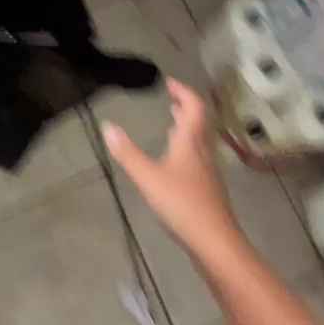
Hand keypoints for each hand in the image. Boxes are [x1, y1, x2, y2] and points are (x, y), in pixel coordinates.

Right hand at [101, 80, 244, 258]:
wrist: (216, 241)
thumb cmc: (182, 204)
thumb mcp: (149, 178)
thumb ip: (128, 153)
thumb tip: (108, 126)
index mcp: (191, 141)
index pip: (194, 106)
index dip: (184, 92)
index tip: (170, 83)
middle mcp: (203, 151)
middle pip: (199, 121)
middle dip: (185, 106)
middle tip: (171, 97)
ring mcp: (208, 170)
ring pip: (200, 138)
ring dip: (188, 125)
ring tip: (173, 121)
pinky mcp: (209, 187)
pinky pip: (199, 155)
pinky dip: (188, 145)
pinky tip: (176, 158)